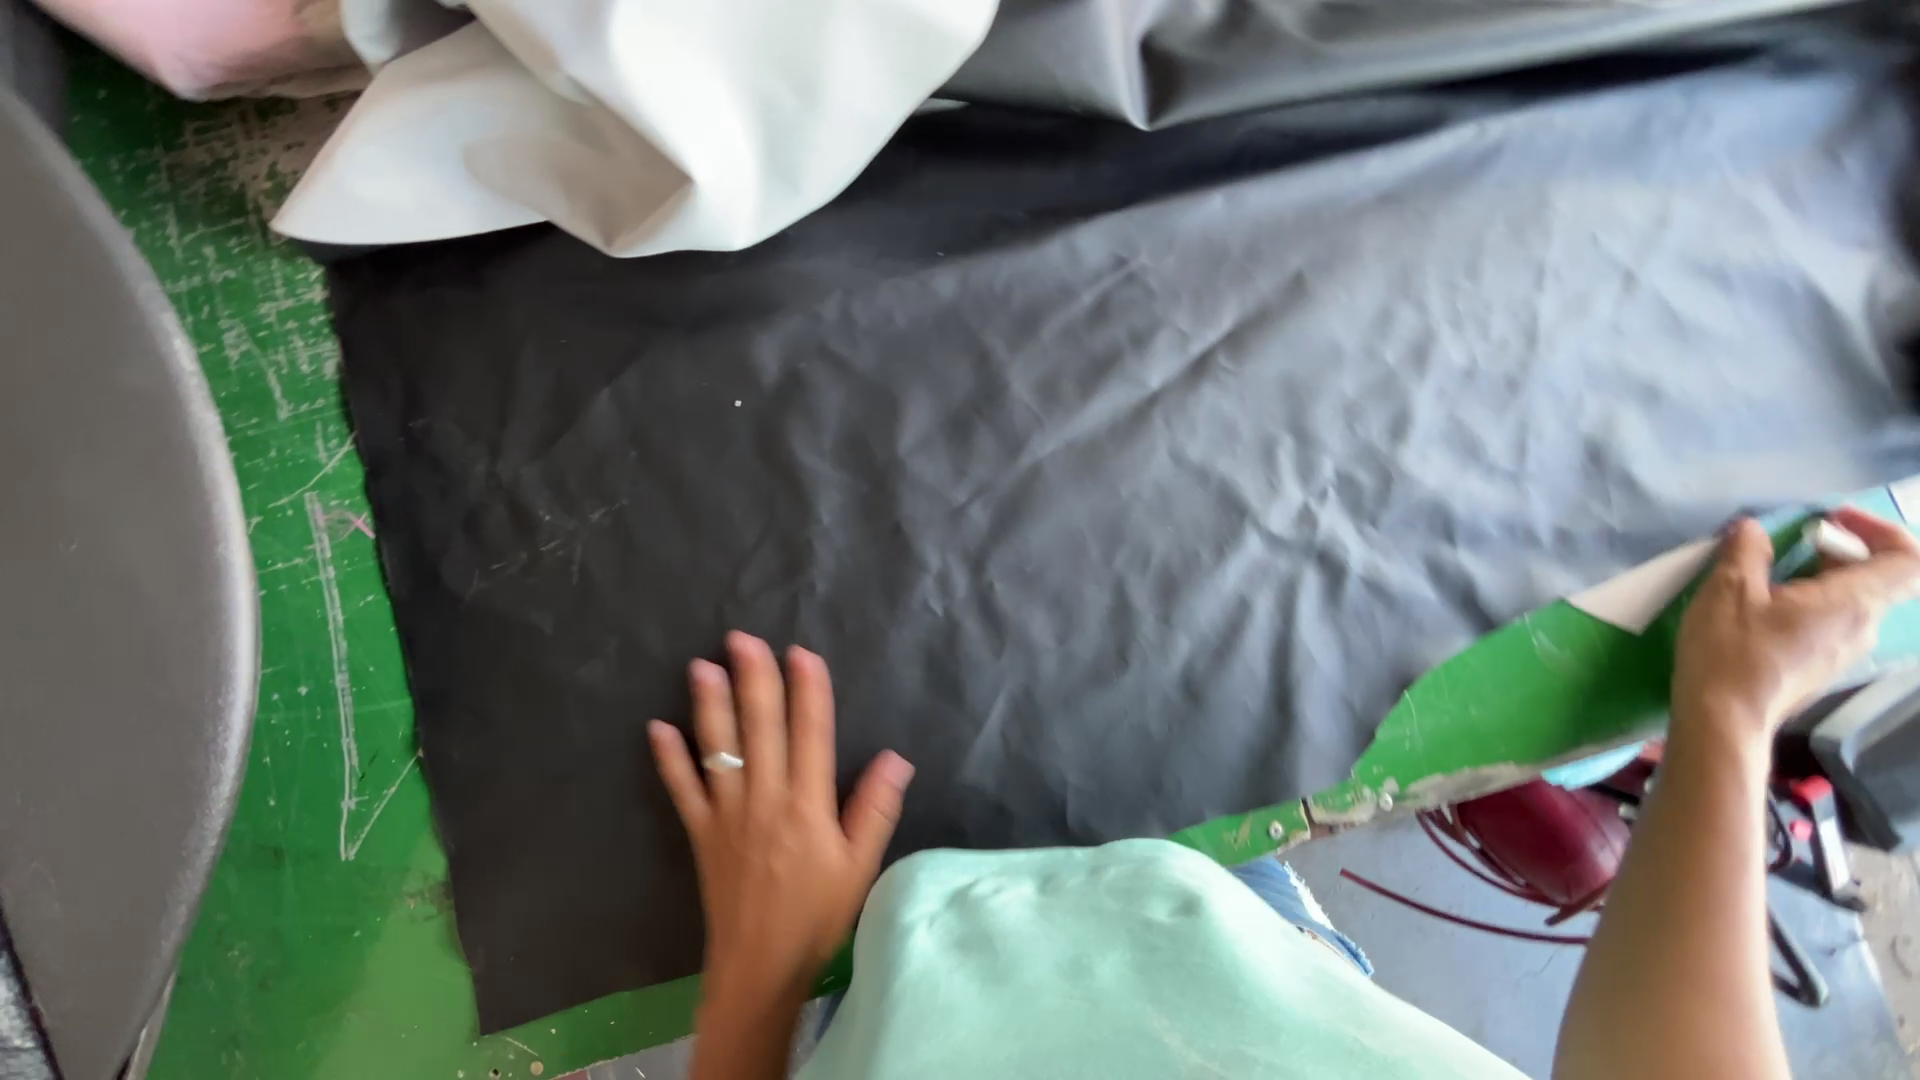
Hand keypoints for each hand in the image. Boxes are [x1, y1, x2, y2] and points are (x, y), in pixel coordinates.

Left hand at [648, 631, 913, 1002]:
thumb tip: (896, 757)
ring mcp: (727, 813)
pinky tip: (658, 728)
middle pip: (759, 727)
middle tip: (742, 638)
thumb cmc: (819, 915)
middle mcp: (765, 797)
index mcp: (807, 803)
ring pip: (717, 747)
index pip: (810, 733)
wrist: (760, 968)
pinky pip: (682, 789)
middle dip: (753, 679)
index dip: (807, 690)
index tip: (801, 652)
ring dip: (709, 705)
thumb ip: (876, 808)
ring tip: (701, 665)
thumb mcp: (861, 865)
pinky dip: (669, 759)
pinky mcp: (700, 834)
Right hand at [1672, 507, 1919, 742]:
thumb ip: (1745, 553)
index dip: (1878, 529)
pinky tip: (1763, 612)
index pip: (1906, 557)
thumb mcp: (1727, 592)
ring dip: (1818, 579)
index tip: (1830, 519)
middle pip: (1879, 576)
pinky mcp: (1826, 664)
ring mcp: (1849, 649)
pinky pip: (1833, 622)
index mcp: (1852, 601)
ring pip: (1853, 600)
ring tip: (1764, 579)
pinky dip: (1809, 604)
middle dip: (1837, 551)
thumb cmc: (1729, 649)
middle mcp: (1864, 624)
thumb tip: (1753, 528)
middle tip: (1785, 546)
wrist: (1725, 713)